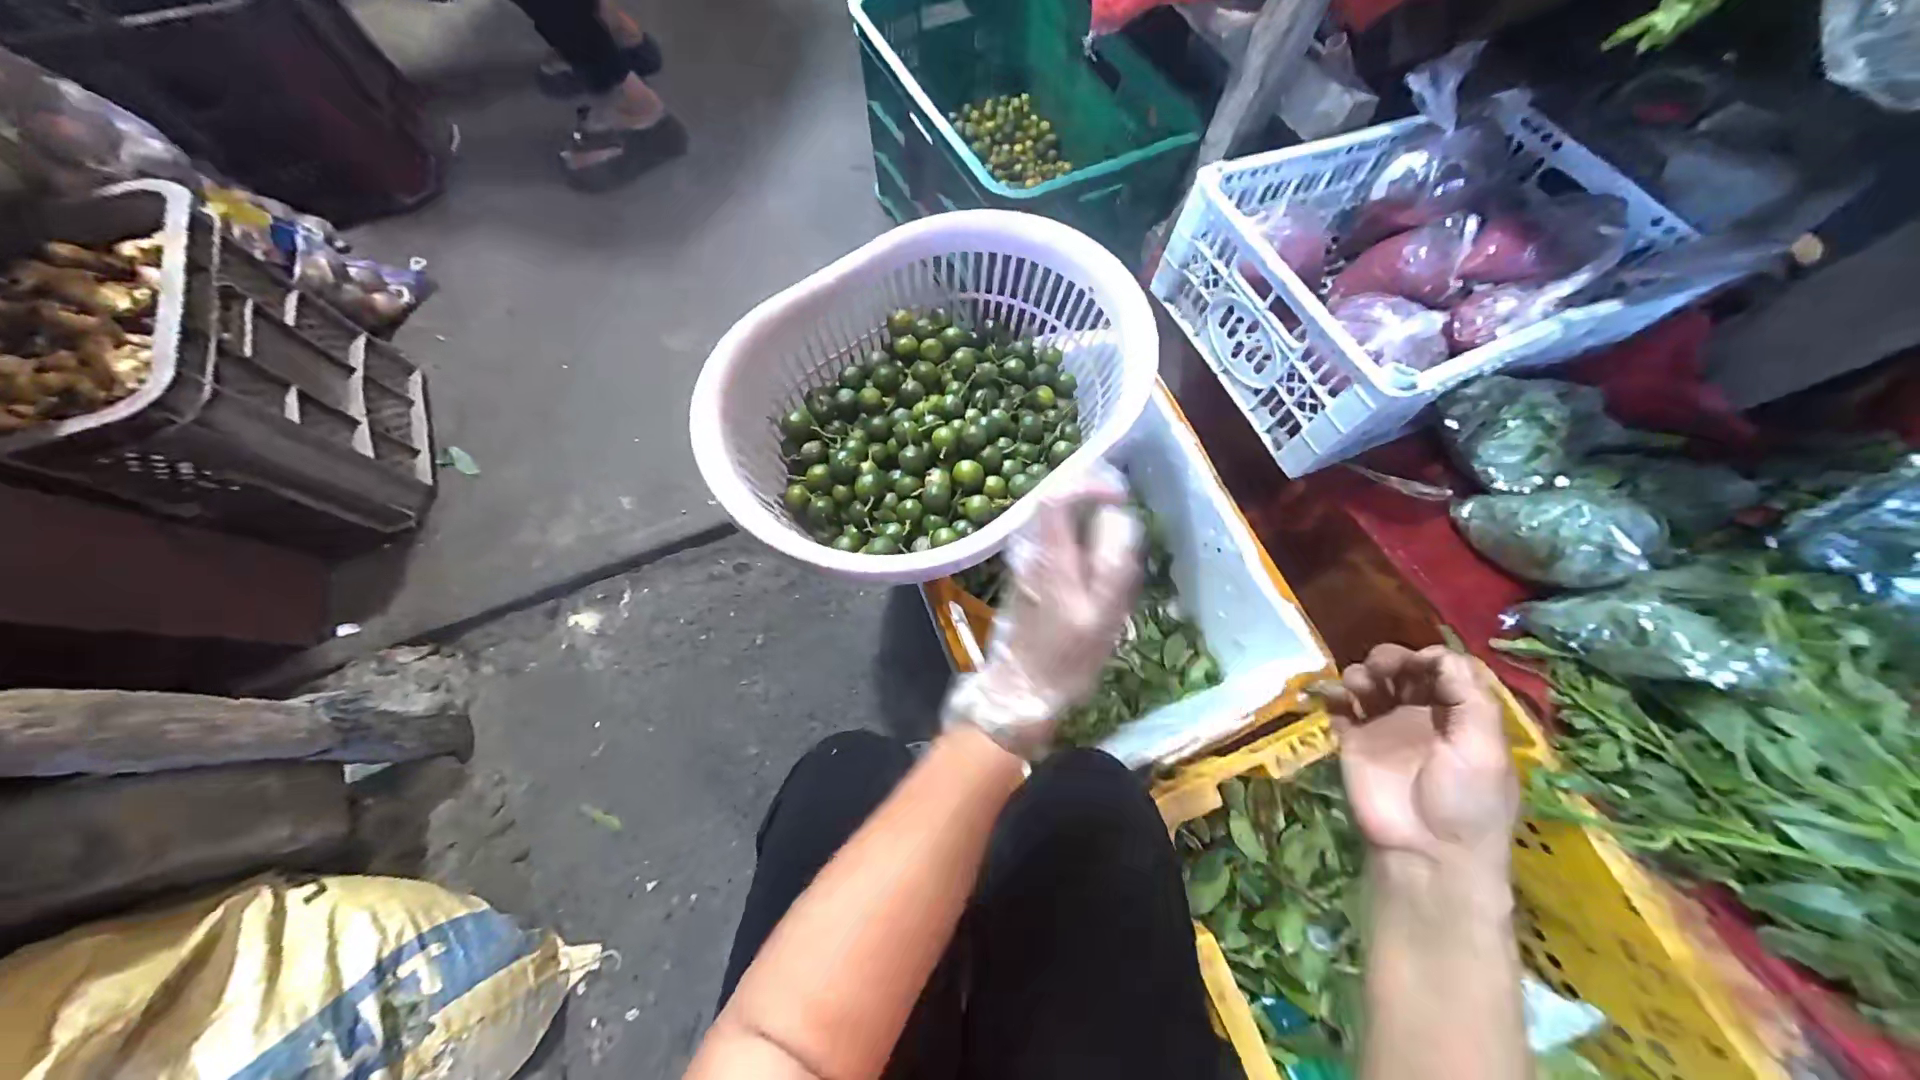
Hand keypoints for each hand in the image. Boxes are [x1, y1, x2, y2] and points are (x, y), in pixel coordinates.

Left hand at [941, 463, 1142, 758]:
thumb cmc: (1065, 658)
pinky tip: (1089, 557)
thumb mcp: (1102, 614)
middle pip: (1050, 505)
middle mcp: (1030, 555)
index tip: (1119, 493)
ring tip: (1109, 525)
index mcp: (1049, 557)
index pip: (1057, 496)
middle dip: (1084, 495)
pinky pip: (1047, 544)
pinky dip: (1070, 537)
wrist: (1018, 693)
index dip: (1088, 484)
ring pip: (1048, 525)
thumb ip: (1113, 563)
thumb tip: (1120, 518)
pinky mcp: (1023, 583)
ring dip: (1078, 515)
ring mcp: (1023, 569)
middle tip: (1118, 502)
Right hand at [1325, 644, 1517, 870]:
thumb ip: (1468, 698)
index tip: (1419, 663)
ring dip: (1362, 672)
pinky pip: (1338, 706)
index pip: (1443, 669)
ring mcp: (1383, 727)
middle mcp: (1420, 715)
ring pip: (1368, 682)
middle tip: (1383, 669)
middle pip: (1402, 670)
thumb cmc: (1466, 801)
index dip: (1429, 658)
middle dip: (1391, 659)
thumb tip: (1441, 653)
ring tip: (1360, 685)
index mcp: (1459, 715)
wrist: (1425, 850)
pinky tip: (1334, 696)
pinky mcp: (1352, 740)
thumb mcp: (1484, 750)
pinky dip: (1332, 693)